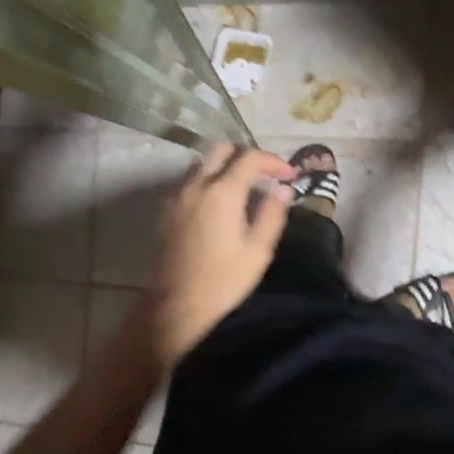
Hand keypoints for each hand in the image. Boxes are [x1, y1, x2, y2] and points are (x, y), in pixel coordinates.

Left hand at [141, 144, 295, 362]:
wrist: (178, 304)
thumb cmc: (224, 281)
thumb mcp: (258, 250)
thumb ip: (272, 213)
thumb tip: (284, 190)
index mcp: (222, 192)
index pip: (250, 157)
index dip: (273, 161)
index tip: (288, 175)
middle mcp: (196, 185)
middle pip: (221, 149)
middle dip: (246, 156)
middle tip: (264, 176)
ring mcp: (177, 196)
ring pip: (202, 164)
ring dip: (224, 168)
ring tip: (243, 190)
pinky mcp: (166, 211)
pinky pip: (188, 182)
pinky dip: (207, 182)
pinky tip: (218, 206)